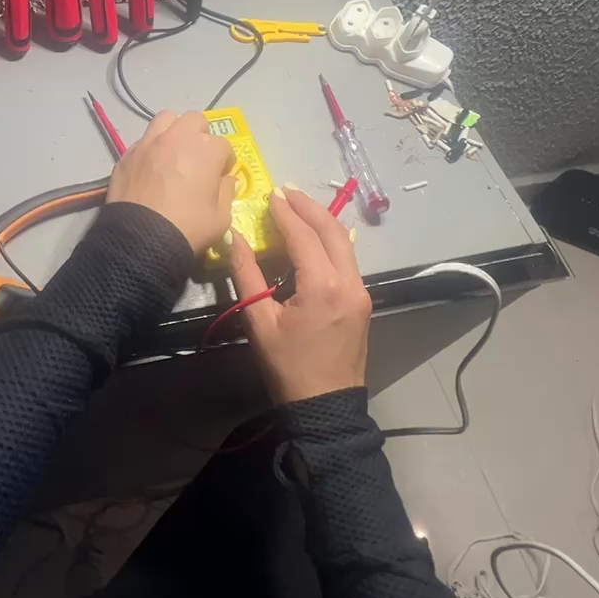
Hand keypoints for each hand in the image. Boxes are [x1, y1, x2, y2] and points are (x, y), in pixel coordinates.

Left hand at [106, 109, 235, 253]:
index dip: (224, 161)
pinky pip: (143, 141)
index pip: (223, 145)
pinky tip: (151, 168)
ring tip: (174, 153)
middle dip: (201, 135)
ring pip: (165, 119)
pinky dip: (151, 149)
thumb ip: (227, 192)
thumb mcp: (220, 217)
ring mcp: (149, 143)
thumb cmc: (188, 227)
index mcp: (206, 149)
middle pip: (195, 120)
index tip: (220, 175)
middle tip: (199, 157)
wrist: (141, 238)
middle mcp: (177, 137)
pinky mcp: (128, 154)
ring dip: (174, 131)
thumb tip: (226, 180)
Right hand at [229, 185, 370, 403]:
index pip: (304, 236)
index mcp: (322, 286)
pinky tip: (317, 233)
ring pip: (344, 243)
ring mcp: (360, 292)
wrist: (325, 407)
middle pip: (332, 231)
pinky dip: (330, 240)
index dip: (286, 213)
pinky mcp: (362, 301)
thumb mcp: (258, 321)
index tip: (270, 194)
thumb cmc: (287, 366)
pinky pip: (347, 259)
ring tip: (298, 205)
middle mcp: (348, 283)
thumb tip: (236, 238)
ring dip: (321, 221)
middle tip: (286, 190)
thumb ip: (246, 274)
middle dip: (309, 207)